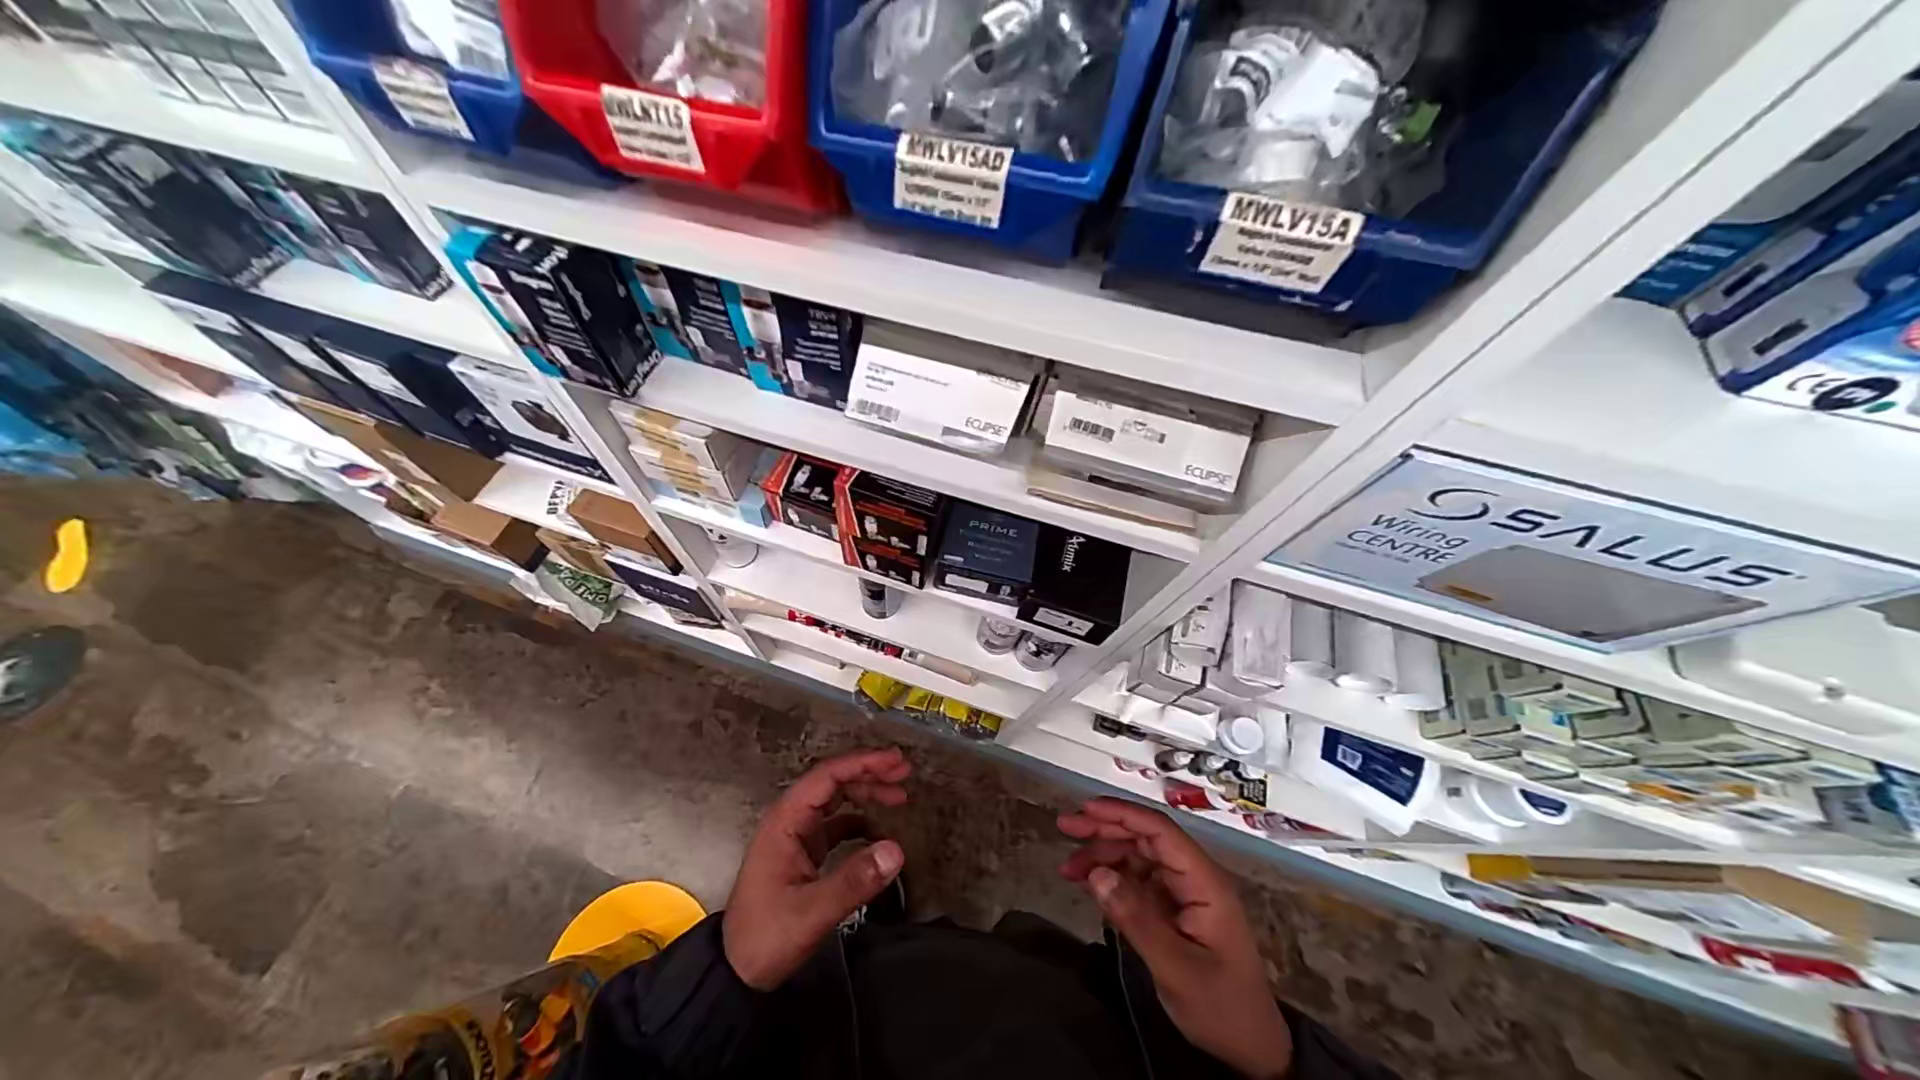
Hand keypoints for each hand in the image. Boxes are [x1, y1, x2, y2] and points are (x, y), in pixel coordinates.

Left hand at [722, 748, 910, 990]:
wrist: (735, 973)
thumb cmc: (766, 937)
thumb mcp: (812, 911)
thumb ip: (854, 881)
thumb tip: (896, 850)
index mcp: (785, 821)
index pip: (827, 776)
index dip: (862, 763)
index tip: (894, 761)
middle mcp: (790, 821)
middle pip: (833, 783)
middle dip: (869, 773)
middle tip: (904, 772)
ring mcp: (796, 837)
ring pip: (835, 801)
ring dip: (865, 794)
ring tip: (899, 796)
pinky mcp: (803, 855)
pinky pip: (835, 825)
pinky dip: (859, 821)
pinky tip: (879, 831)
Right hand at [1060, 797, 1291, 1078]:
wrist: (1250, 1050)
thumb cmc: (1220, 1007)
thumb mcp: (1176, 968)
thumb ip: (1136, 918)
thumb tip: (1096, 873)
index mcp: (1204, 882)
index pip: (1160, 831)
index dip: (1122, 814)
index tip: (1085, 809)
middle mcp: (1193, 879)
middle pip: (1145, 839)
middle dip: (1105, 829)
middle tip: (1065, 826)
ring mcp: (1183, 895)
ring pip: (1138, 858)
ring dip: (1103, 856)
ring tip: (1068, 868)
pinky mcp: (1173, 911)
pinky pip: (1138, 882)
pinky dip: (1111, 879)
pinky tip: (1087, 883)